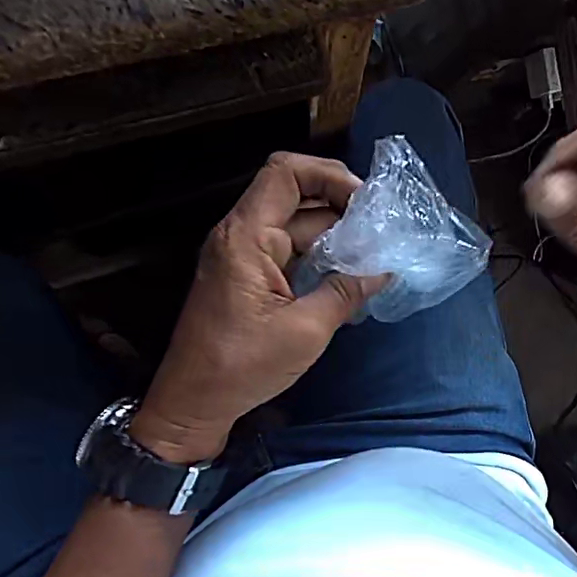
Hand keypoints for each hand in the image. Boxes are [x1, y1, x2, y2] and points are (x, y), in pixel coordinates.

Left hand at [131, 152, 387, 463]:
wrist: (193, 404)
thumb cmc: (242, 367)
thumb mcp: (306, 331)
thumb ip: (347, 293)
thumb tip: (383, 270)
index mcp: (246, 238)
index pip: (285, 173)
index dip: (329, 175)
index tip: (366, 203)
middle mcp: (242, 235)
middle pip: (296, 193)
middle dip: (342, 202)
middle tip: (382, 226)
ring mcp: (246, 255)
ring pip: (297, 222)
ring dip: (337, 230)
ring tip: (377, 248)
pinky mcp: (252, 275)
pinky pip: (292, 248)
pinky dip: (323, 252)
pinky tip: (354, 269)